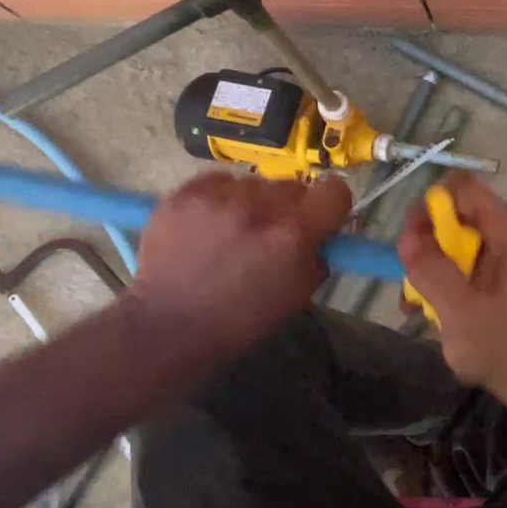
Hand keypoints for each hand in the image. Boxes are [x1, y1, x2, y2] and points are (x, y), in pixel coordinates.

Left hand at [127, 171, 348, 355]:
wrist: (171, 326)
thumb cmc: (244, 318)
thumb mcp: (300, 293)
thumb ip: (317, 254)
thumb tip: (322, 232)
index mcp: (293, 233)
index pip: (334, 190)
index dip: (331, 204)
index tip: (321, 218)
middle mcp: (259, 206)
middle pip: (293, 186)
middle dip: (289, 207)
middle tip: (272, 233)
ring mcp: (219, 198)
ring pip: (254, 183)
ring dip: (253, 202)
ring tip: (234, 230)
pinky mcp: (186, 194)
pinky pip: (219, 181)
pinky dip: (220, 198)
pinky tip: (210, 224)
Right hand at [397, 173, 506, 393]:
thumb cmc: (498, 344)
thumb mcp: (459, 309)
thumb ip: (432, 270)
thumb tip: (405, 238)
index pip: (463, 188)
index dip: (433, 205)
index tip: (412, 237)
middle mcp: (505, 234)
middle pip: (452, 212)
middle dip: (423, 238)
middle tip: (406, 271)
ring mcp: (497, 254)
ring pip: (448, 238)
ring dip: (425, 265)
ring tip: (410, 299)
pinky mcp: (489, 275)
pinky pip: (455, 262)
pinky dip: (436, 280)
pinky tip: (419, 310)